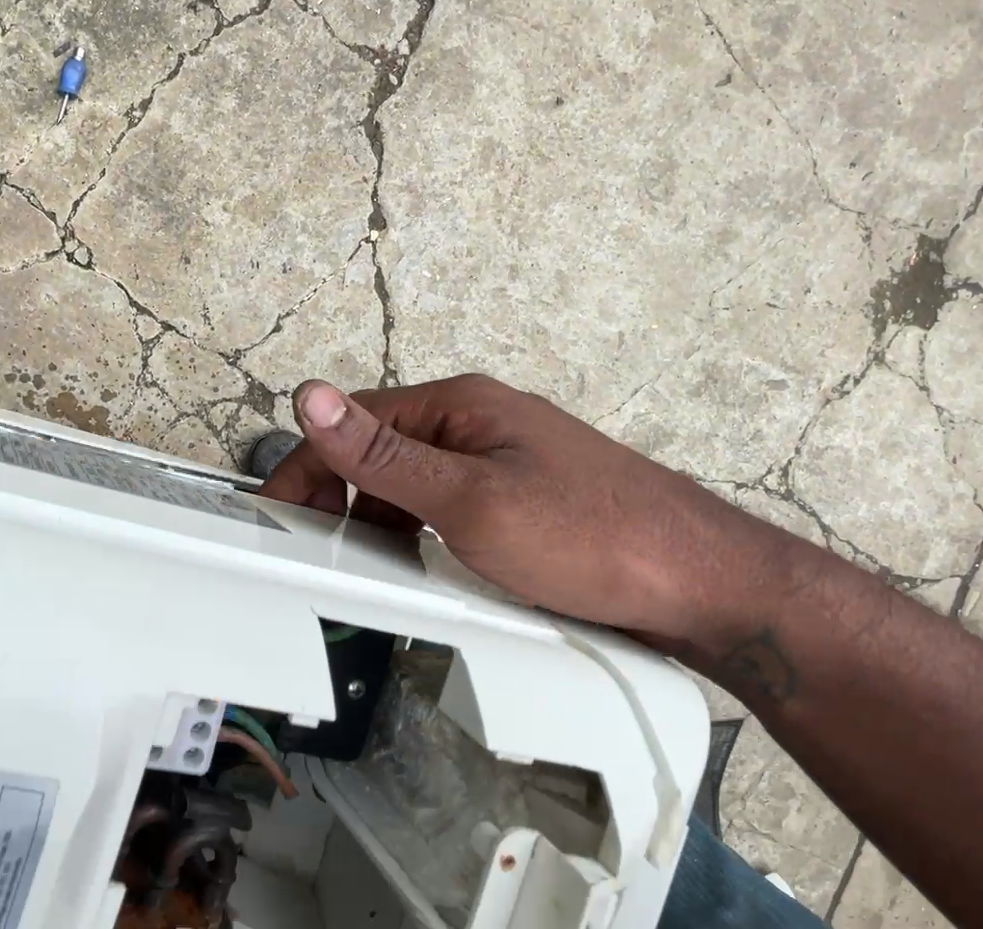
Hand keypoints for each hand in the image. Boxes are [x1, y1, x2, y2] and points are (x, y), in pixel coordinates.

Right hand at [258, 376, 802, 645]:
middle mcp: (476, 422)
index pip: (353, 421)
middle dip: (337, 494)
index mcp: (459, 405)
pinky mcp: (518, 498)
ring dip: (375, 517)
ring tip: (364, 565)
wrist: (709, 588)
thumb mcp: (469, 501)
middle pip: (377, 449)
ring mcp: (500, 460)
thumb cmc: (592, 539)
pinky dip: (414, 532)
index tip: (273, 517)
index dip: (305, 467)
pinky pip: (442, 504)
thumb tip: (309, 394)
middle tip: (314, 549)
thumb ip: (382, 454)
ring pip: (408, 481)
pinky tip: (415, 565)